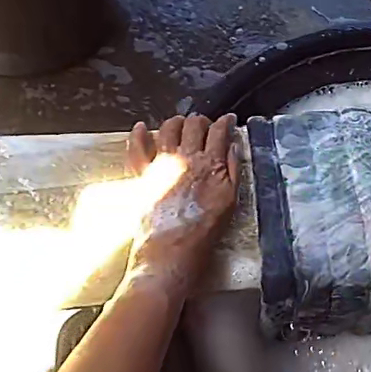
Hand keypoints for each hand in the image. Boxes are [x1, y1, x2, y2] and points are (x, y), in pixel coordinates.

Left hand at [125, 113, 239, 283]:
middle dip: (202, 120)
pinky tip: (141, 127)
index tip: (229, 120)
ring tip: (181, 123)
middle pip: (194, 125)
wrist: (171, 251)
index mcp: (210, 163)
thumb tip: (233, 148)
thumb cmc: (203, 231)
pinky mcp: (143, 175)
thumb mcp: (230, 201)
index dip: (226, 122)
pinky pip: (137, 148)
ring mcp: (162, 164)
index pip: (219, 132)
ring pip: (168, 129)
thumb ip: (233, 171)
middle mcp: (185, 158)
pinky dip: (138, 135)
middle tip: (206, 124)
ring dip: (176, 122)